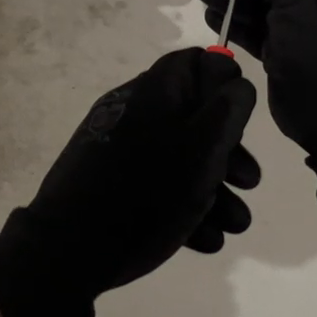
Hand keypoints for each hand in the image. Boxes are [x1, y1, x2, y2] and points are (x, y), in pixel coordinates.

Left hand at [0, 48, 259, 316]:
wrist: (66, 253)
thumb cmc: (145, 192)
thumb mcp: (201, 147)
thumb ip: (228, 109)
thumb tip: (236, 82)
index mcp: (154, 90)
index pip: (196, 62)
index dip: (226, 84)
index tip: (243, 119)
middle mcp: (136, 110)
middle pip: (194, 115)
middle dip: (228, 151)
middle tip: (249, 182)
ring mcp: (119, 149)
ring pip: (180, 157)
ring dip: (214, 189)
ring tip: (235, 226)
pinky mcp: (109, 185)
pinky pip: (157, 186)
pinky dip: (184, 208)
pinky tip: (206, 240)